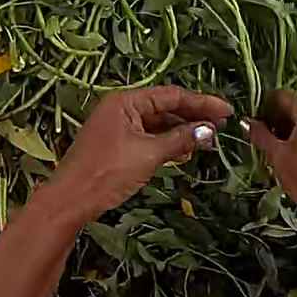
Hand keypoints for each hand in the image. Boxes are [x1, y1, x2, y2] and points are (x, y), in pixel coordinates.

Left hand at [37, 86, 232, 221]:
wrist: (70, 200)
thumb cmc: (107, 173)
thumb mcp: (149, 154)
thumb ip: (180, 139)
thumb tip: (208, 131)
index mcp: (126, 101)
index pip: (172, 95)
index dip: (202, 103)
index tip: (226, 111)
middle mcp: (122, 108)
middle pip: (165, 107)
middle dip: (193, 117)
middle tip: (222, 125)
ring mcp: (118, 126)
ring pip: (158, 123)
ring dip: (182, 131)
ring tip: (208, 141)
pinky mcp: (117, 144)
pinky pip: (148, 137)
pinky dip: (167, 143)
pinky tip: (184, 152)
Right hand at [247, 90, 296, 230]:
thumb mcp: (278, 156)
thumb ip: (261, 135)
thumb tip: (246, 122)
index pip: (284, 97)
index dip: (266, 104)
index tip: (254, 115)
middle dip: (277, 116)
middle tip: (260, 131)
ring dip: (290, 126)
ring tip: (273, 142)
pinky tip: (291, 149)